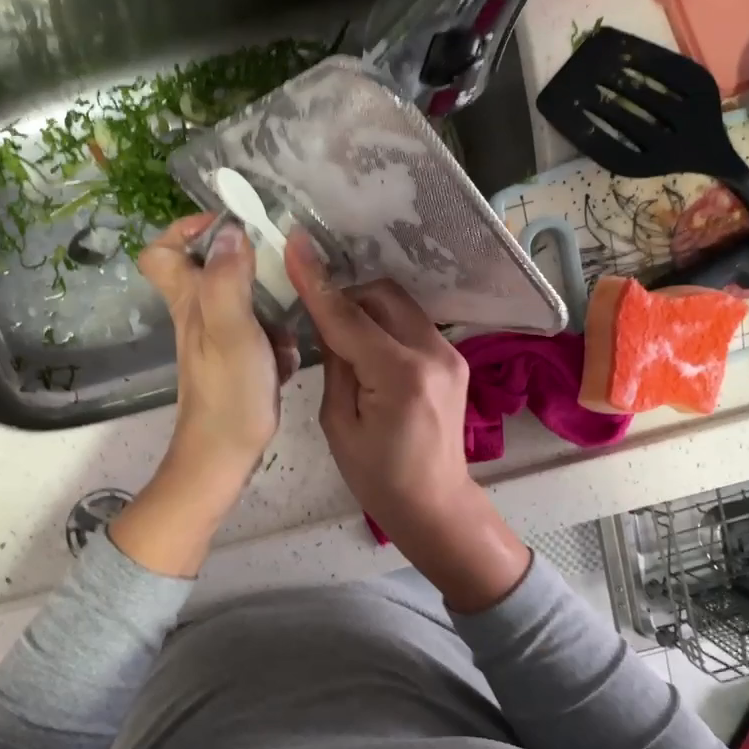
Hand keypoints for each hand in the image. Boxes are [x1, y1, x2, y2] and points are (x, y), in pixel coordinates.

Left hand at [114, 215, 298, 576]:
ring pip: (245, 306)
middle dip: (250, 270)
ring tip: (284, 336)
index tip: (227, 228)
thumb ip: (227, 278)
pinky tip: (285, 363)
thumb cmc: (228, 395)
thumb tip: (228, 231)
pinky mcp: (236, 365)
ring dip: (271, 312)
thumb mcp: (231, 329)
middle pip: (214, 272)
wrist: (224, 457)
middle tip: (277, 278)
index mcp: (188, 302)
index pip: (161, 251)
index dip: (186, 231)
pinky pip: (259, 338)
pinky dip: (275, 344)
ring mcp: (217, 343)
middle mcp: (198, 317)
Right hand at [286, 231, 530, 612]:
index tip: (295, 245)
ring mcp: (449, 353)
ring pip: (399, 303)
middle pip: (381, 295)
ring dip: (366, 308)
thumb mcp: (338, 424)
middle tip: (318, 318)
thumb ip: (335, 365)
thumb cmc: (376, 477)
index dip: (318, 282)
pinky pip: (411, 323)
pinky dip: (383, 324)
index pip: (348, 316)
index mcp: (398, 375)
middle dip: (346, 295)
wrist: (433, 503)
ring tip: (341, 336)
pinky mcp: (453, 358)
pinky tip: (367, 349)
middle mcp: (432, 353)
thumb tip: (329, 324)